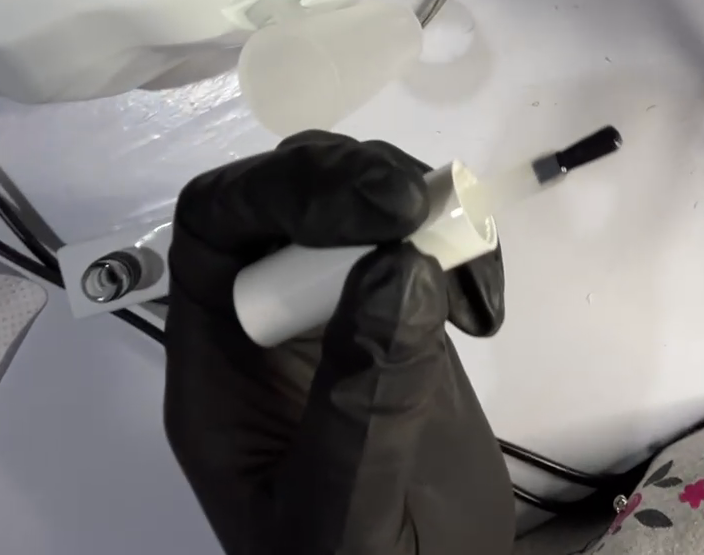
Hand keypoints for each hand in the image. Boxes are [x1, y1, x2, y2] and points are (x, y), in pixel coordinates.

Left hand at [164, 132, 512, 554]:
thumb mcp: (343, 524)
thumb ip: (363, 405)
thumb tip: (397, 264)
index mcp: (223, 363)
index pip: (218, 225)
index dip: (286, 194)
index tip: (386, 212)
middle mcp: (273, 320)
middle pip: (290, 194)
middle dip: (361, 182)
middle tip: (435, 212)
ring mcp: (342, 310)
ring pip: (357, 203)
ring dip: (423, 212)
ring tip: (474, 282)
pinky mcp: (405, 313)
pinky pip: (420, 240)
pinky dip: (462, 245)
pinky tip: (486, 311)